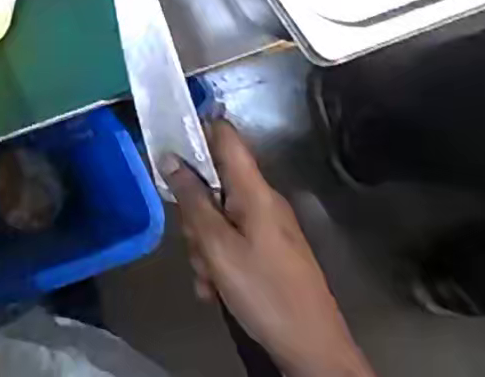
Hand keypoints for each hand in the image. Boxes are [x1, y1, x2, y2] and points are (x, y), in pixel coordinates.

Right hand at [168, 120, 373, 376]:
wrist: (316, 354)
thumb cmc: (264, 292)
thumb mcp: (216, 246)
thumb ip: (191, 199)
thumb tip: (170, 158)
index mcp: (254, 190)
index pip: (224, 134)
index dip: (195, 130)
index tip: (167, 145)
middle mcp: (264, 201)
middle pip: (215, 181)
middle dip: (195, 210)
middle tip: (194, 241)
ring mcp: (270, 227)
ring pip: (220, 215)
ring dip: (205, 242)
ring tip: (207, 276)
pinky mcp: (272, 252)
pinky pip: (234, 239)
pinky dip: (220, 259)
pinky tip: (216, 289)